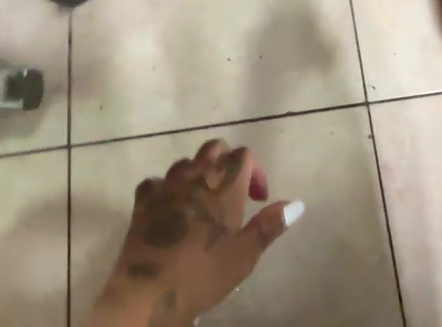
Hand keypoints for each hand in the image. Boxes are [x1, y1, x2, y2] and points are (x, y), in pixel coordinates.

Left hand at [90, 140, 302, 326]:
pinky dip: (166, 189)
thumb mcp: (245, 254)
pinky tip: (170, 208)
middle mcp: (197, 174)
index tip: (258, 199)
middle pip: (215, 149)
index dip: (255, 172)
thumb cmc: (204, 273)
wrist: (150, 291)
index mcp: (225, 183)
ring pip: (186, 162)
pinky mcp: (144, 198)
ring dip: (198, 174)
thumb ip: (270, 224)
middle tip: (232, 193)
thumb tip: (297, 203)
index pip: (244, 155)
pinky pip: (157, 182)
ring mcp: (167, 183)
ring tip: (202, 202)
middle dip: (226, 163)